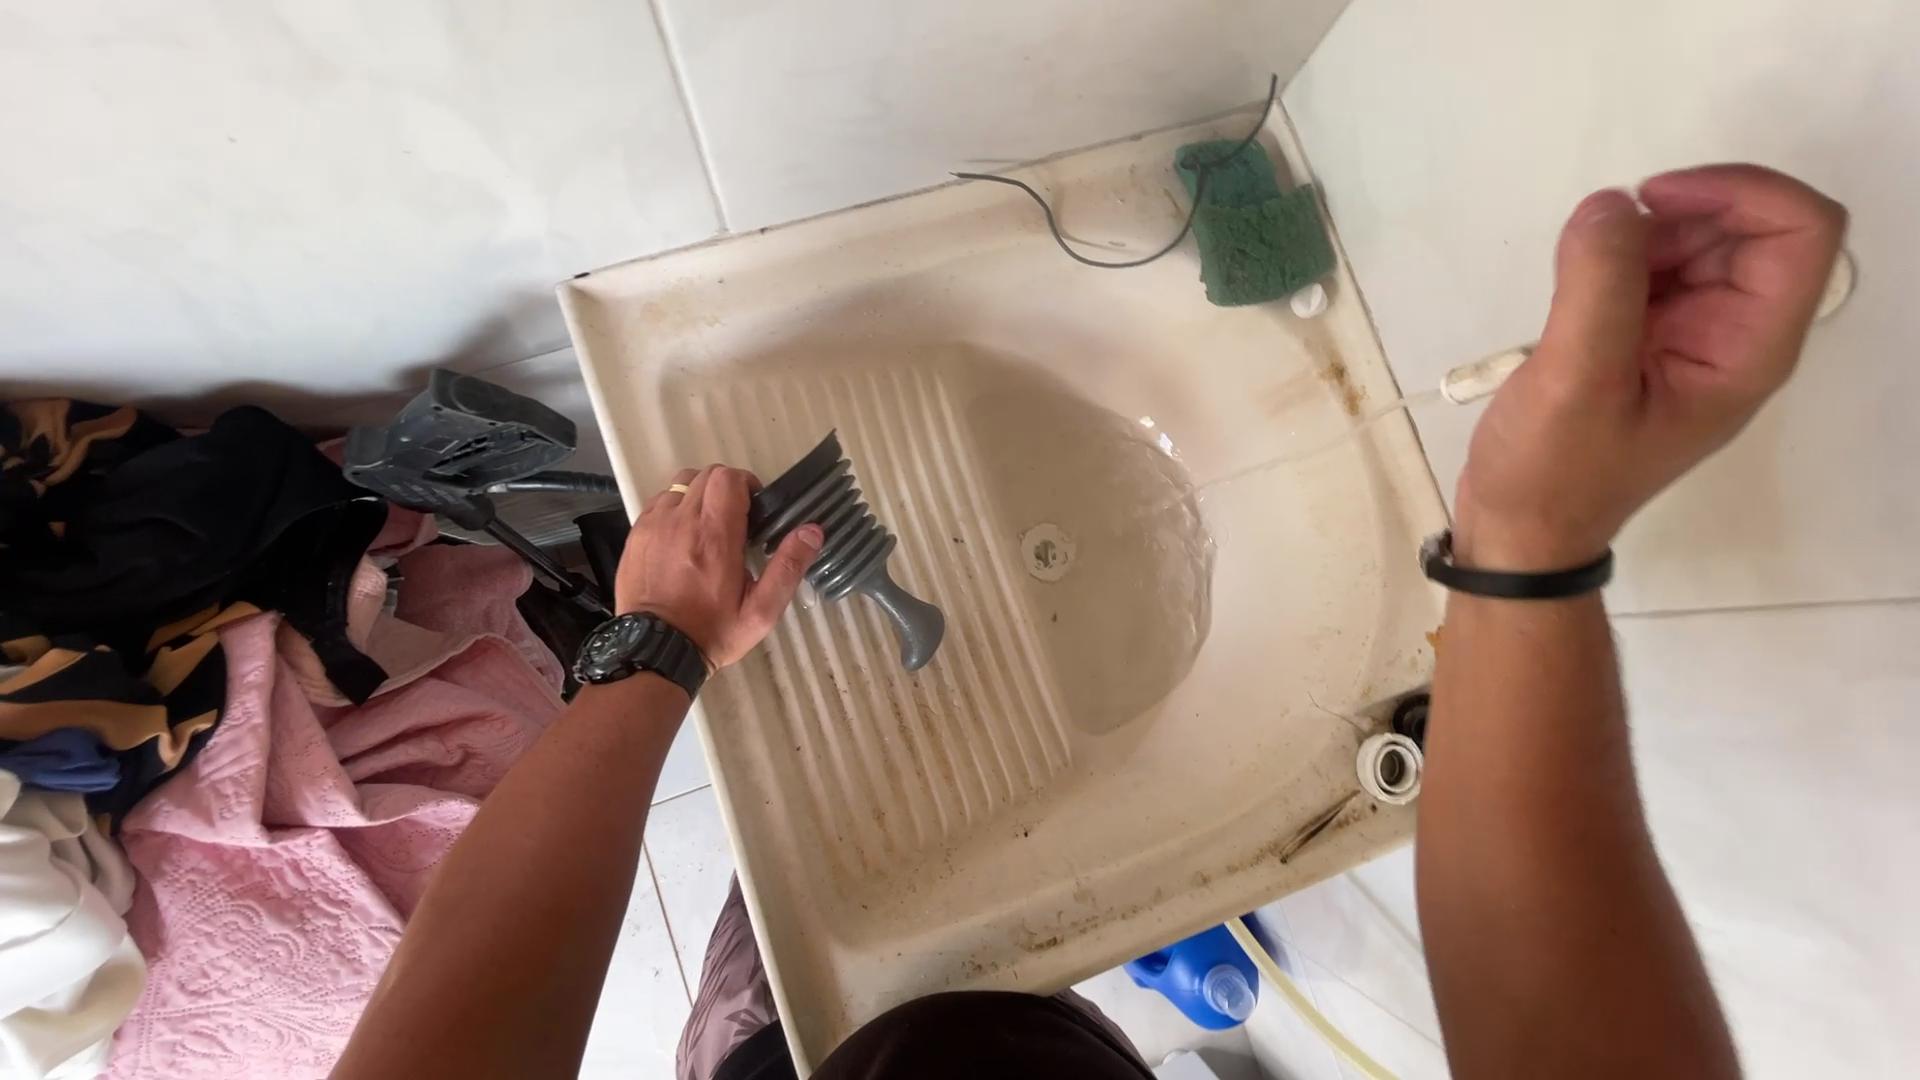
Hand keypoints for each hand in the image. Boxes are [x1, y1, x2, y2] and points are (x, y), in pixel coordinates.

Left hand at [615, 464, 823, 668]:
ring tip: (710, 527)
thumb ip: (788, 567)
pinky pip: (660, 502)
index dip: (747, 485)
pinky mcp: (636, 535)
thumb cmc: (713, 631)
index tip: (755, 511)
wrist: (655, 651)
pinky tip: (685, 537)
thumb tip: (812, 531)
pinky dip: (677, 509)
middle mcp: (681, 523)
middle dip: (727, 489)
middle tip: (738, 520)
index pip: (729, 479)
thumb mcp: (761, 611)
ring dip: (701, 496)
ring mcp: (654, 526)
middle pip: (706, 475)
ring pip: (681, 484)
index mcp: (715, 538)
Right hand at [1455, 164, 1846, 569]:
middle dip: (1674, 222)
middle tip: (1590, 248)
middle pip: (1746, 238)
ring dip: (1635, 246)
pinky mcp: (1633, 356)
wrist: (1518, 532)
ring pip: (1691, 258)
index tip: (1644, 199)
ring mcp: (1680, 350)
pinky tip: (1564, 299)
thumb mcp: (1575, 378)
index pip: (1798, 233)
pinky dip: (1607, 274)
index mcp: (1745, 352)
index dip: (1737, 194)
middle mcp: (1729, 342)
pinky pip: (1643, 288)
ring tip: (1568, 280)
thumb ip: (1596, 286)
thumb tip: (1606, 206)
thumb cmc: (1553, 469)